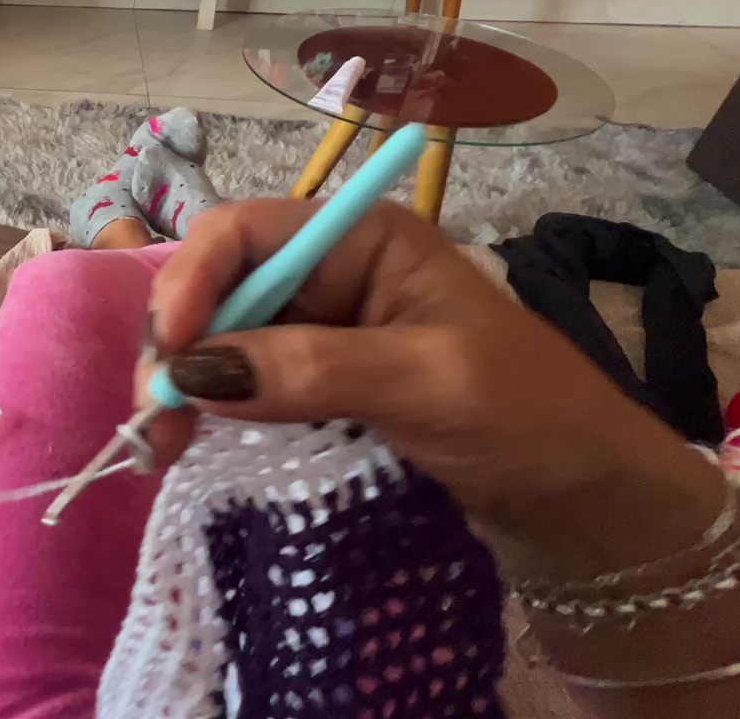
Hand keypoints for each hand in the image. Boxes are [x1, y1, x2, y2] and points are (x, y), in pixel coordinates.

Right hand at [141, 199, 724, 580]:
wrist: (588, 507)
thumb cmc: (532, 420)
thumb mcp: (430, 383)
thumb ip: (312, 368)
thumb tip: (192, 374)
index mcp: (355, 237)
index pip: (242, 232)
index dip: (191, 278)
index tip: (170, 348)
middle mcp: (318, 270)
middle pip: (212, 283)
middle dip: (174, 341)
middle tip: (151, 411)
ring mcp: (305, 324)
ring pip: (209, 333)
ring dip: (176, 379)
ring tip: (157, 440)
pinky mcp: (298, 373)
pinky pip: (228, 375)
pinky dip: (198, 403)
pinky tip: (180, 435)